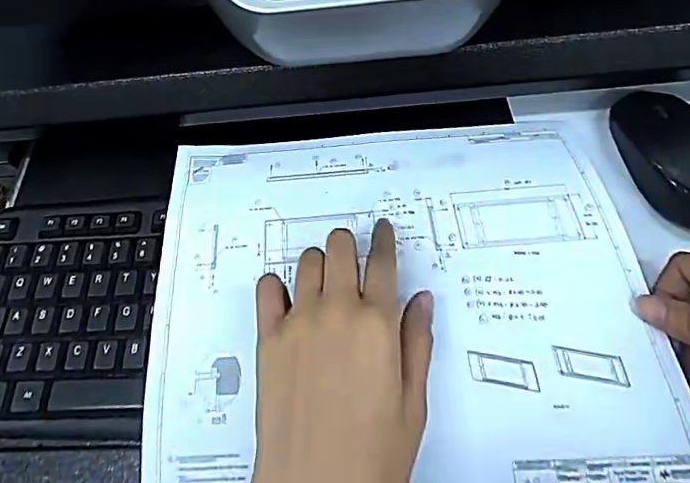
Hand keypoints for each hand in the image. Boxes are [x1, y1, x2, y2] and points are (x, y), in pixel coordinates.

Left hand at [253, 220, 434, 482]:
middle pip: (341, 247)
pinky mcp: (269, 339)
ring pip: (308, 260)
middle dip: (350, 246)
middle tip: (353, 259)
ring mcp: (299, 322)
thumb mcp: (411, 403)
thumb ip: (417, 343)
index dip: (383, 239)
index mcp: (377, 324)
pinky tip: (289, 300)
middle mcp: (337, 312)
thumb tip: (421, 302)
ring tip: (325, 282)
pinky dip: (278, 285)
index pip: (382, 260)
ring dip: (320, 263)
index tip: (382, 231)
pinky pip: (268, 287)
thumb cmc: (369, 458)